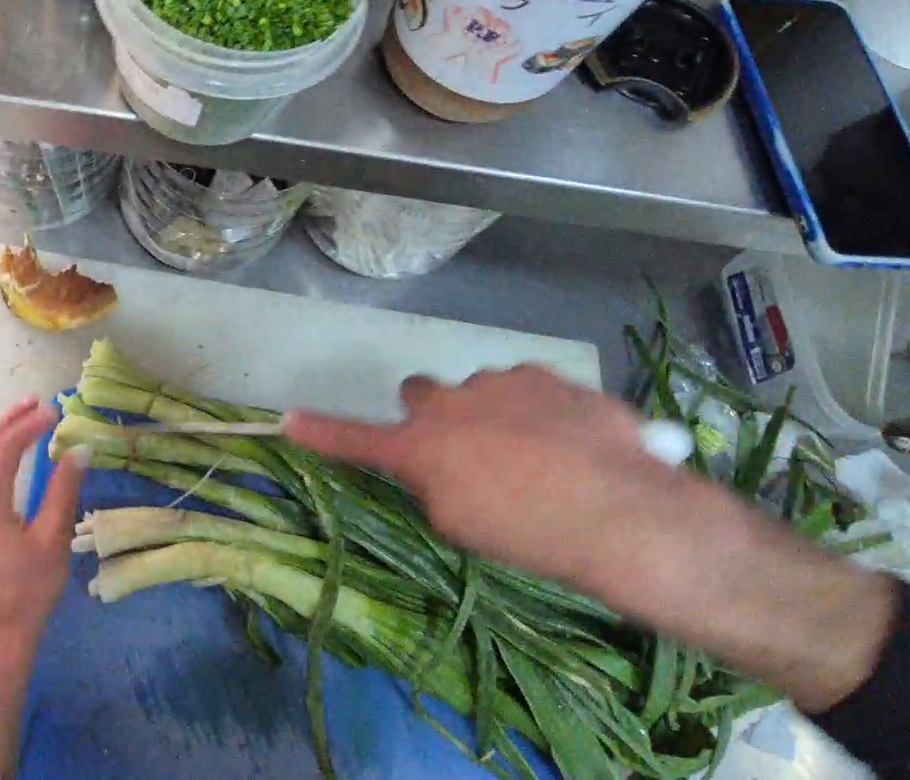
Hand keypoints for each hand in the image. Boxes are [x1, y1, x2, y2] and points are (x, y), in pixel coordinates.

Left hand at [0, 399, 85, 664]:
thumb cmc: (27, 592)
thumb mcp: (52, 540)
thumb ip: (63, 492)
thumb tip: (78, 451)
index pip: (5, 448)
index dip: (30, 425)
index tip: (55, 412)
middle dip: (9, 421)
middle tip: (36, 403)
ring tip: (24, 422)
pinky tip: (9, 460)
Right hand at [283, 365, 668, 588]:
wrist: (620, 512)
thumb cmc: (529, 534)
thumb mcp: (461, 524)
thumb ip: (433, 484)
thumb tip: (436, 468)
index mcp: (420, 446)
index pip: (355, 437)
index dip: (320, 431)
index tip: (289, 420)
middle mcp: (449, 403)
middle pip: (421, 393)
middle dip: (436, 414)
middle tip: (471, 450)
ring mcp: (499, 382)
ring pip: (480, 390)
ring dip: (494, 412)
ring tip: (541, 453)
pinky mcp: (547, 375)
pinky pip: (529, 387)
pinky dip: (539, 408)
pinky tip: (571, 440)